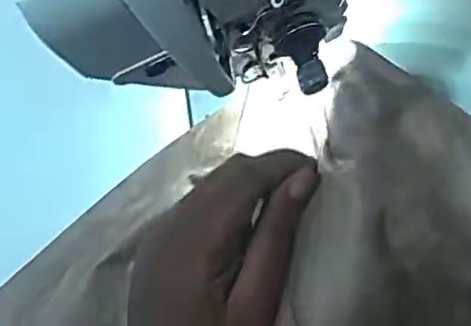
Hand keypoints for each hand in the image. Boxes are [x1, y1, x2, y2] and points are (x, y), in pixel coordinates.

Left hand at [128, 150, 318, 325]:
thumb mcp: (255, 306)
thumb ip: (276, 237)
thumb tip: (303, 178)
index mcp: (194, 238)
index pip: (244, 176)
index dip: (281, 163)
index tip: (315, 168)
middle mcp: (170, 224)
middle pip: (225, 173)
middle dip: (267, 169)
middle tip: (303, 183)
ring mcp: (157, 233)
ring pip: (210, 183)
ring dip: (246, 182)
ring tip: (280, 198)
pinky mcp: (154, 245)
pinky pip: (195, 203)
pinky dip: (224, 199)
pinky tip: (245, 221)